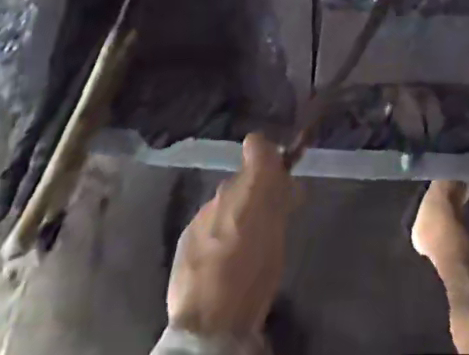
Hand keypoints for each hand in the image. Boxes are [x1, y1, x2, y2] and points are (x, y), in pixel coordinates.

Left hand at [167, 134, 291, 339]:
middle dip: (255, 191)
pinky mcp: (185, 235)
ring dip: (235, 212)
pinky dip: (217, 230)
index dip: (267, 154)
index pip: (256, 144)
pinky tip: (221, 258)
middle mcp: (224, 192)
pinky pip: (208, 221)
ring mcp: (201, 213)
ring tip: (242, 244)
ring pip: (224, 200)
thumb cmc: (255, 277)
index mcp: (253, 188)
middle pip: (242, 177)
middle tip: (267, 217)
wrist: (209, 322)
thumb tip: (283, 180)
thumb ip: (280, 201)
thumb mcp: (278, 235)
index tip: (277, 175)